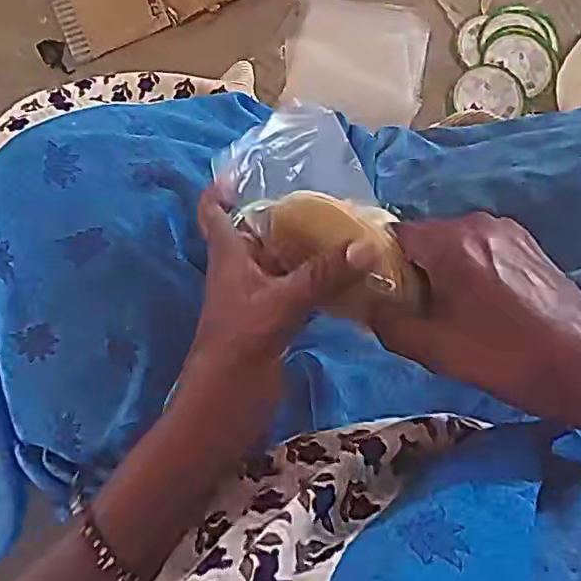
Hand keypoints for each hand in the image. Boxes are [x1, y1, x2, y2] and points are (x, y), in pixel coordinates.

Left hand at [173, 187, 356, 455]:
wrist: (224, 413)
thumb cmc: (238, 349)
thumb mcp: (280, 305)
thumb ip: (322, 275)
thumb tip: (366, 245)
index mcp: (229, 256)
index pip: (214, 212)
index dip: (222, 188)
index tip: (246, 168)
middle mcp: (242, 270)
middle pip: (258, 229)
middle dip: (285, 211)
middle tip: (325, 195)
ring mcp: (259, 295)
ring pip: (282, 258)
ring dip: (306, 244)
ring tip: (344, 226)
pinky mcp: (275, 318)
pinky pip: (299, 286)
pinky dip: (319, 277)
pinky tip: (348, 273)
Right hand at [373, 213, 580, 429]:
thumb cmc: (510, 359)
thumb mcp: (438, 350)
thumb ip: (390, 324)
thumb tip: (366, 306)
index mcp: (453, 240)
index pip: (395, 236)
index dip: (381, 265)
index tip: (383, 297)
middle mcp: (479, 223)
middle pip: (425, 239)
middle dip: (414, 272)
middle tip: (419, 314)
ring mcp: (509, 231)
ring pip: (454, 246)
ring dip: (444, 273)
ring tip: (456, 317)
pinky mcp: (530, 246)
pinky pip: (482, 250)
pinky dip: (471, 272)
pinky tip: (486, 311)